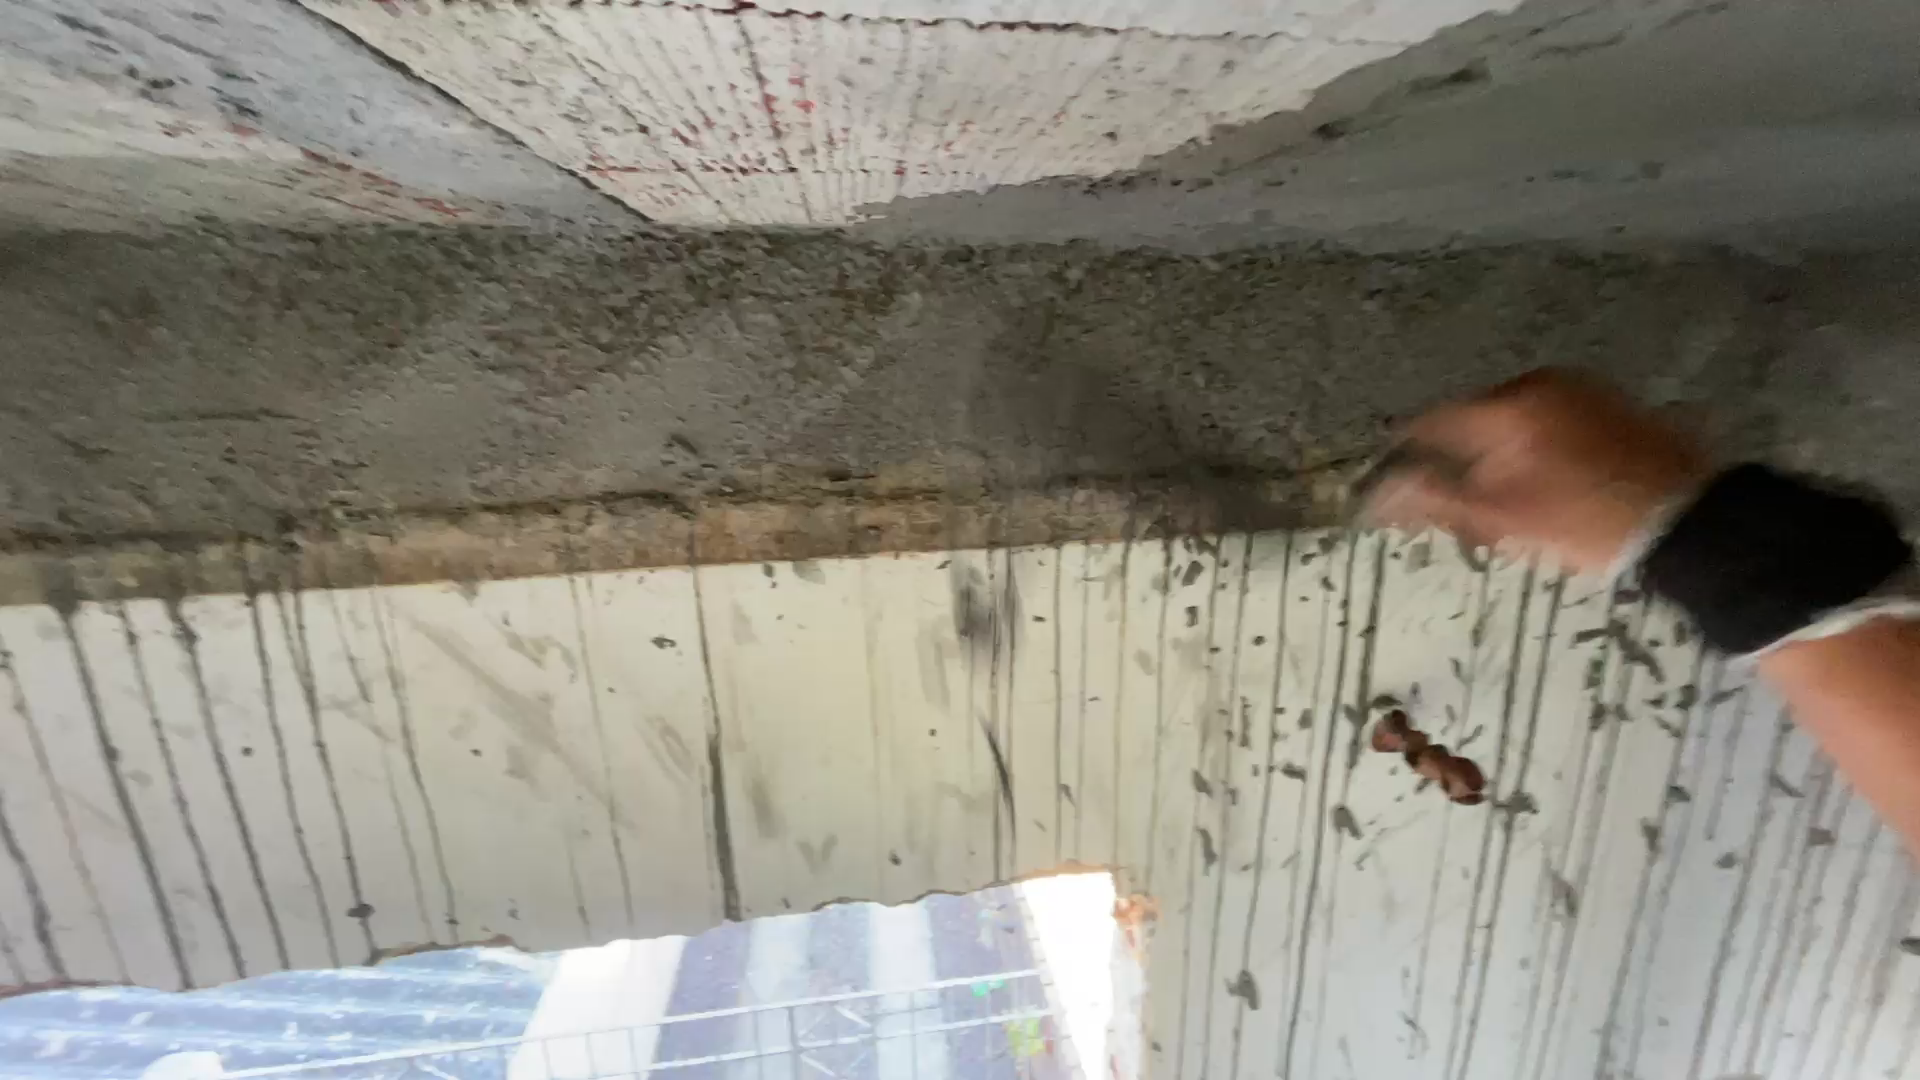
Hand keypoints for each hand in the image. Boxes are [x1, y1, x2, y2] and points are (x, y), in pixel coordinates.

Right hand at [1364, 369, 1708, 574]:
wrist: (1692, 522)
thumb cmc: (1581, 521)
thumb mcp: (1495, 516)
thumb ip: (1430, 496)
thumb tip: (1378, 490)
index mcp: (1504, 406)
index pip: (1427, 424)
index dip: (1402, 455)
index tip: (1388, 484)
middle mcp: (1537, 385)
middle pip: (1467, 423)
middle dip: (1452, 460)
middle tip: (1450, 504)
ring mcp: (1578, 390)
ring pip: (1505, 423)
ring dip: (1488, 456)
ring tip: (1493, 499)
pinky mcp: (1606, 403)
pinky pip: (1541, 422)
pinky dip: (1524, 448)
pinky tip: (1532, 483)